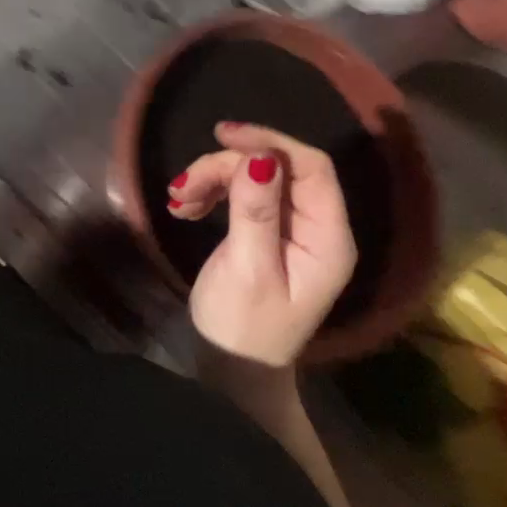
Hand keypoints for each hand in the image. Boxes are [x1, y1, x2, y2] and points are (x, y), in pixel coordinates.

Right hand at [169, 123, 356, 368]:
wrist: (231, 370)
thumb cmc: (243, 324)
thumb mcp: (247, 267)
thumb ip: (256, 210)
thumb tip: (260, 157)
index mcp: (328, 237)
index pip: (311, 167)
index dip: (270, 142)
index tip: (223, 136)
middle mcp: (317, 227)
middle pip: (276, 168)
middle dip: (227, 167)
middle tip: (183, 185)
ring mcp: (292, 230)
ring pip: (254, 177)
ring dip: (212, 179)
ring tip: (178, 201)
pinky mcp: (265, 233)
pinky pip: (241, 194)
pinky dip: (211, 192)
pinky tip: (184, 207)